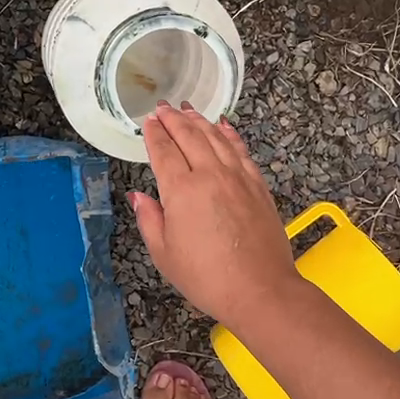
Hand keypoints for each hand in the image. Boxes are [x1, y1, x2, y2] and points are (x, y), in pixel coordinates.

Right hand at [132, 102, 300, 328]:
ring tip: (188, 110)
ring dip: (199, 121)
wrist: (261, 291)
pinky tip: (224, 126)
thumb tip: (138, 197)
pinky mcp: (258, 186)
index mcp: (181, 190)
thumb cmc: (207, 278)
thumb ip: (149, 219)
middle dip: (173, 119)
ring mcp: (237, 178)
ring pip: (216, 137)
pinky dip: (230, 134)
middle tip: (163, 108)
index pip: (163, 151)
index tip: (148, 122)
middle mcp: (210, 175)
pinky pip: (241, 151)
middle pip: (189, 136)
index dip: (154, 134)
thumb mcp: (164, 254)